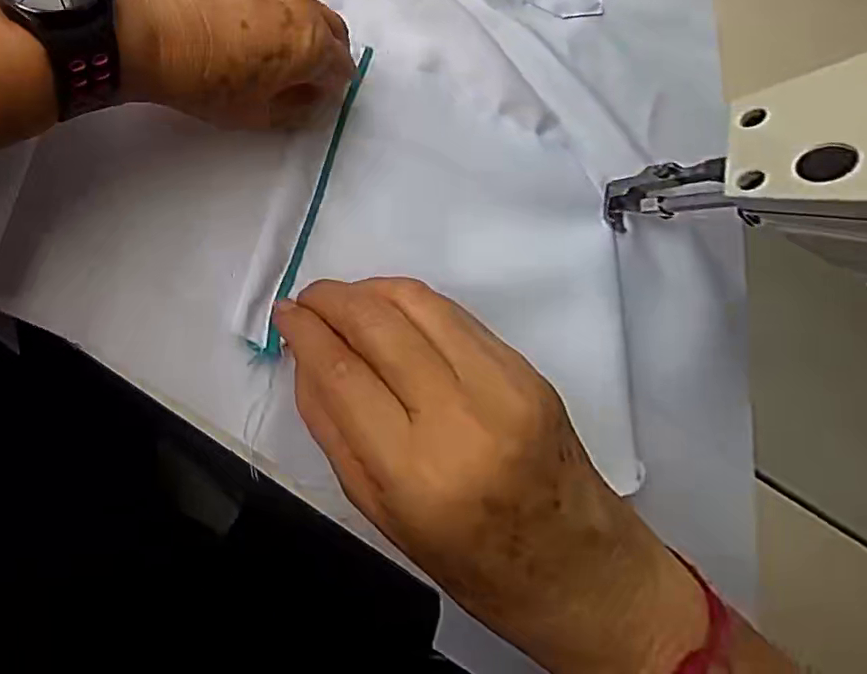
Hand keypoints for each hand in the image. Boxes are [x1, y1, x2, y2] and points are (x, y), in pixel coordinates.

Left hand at [116, 0, 352, 129]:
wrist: (141, 30)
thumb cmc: (199, 81)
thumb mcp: (249, 115)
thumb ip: (291, 112)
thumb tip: (308, 102)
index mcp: (314, 44)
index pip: (340, 70)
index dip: (326, 91)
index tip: (305, 101)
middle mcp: (300, 4)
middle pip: (330, 30)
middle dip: (320, 54)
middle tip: (292, 75)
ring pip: (297, 6)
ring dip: (292, 27)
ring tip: (261, 48)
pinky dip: (260, 9)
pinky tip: (233, 24)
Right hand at [273, 279, 709, 673]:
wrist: (584, 576)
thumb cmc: (460, 551)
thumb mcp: (367, 499)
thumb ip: (325, 419)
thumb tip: (303, 350)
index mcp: (415, 469)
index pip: (340, 370)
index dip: (302, 329)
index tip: (282, 313)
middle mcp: (464, 421)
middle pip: (375, 324)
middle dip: (327, 299)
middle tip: (304, 301)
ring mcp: (506, 391)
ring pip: (414, 302)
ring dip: (363, 290)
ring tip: (341, 303)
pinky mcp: (529, 372)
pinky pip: (450, 312)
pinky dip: (402, 300)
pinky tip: (385, 314)